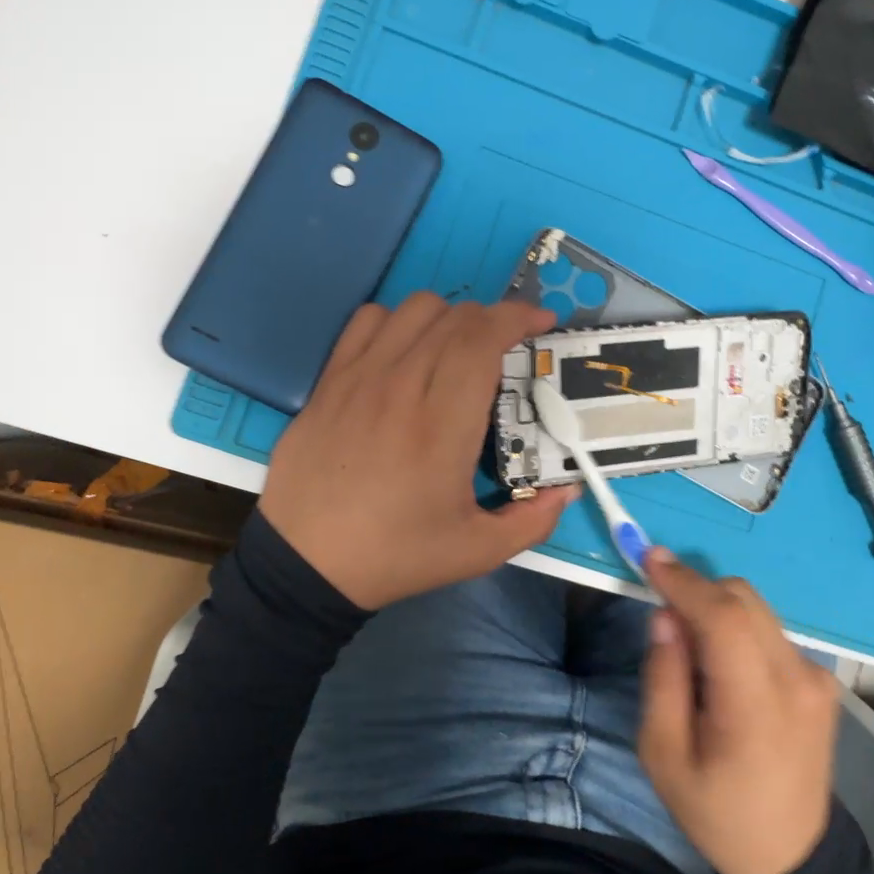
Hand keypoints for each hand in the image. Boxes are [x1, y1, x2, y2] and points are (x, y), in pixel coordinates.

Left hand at [258, 292, 579, 609]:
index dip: (518, 318)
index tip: (541, 323)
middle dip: (494, 319)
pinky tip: (405, 352)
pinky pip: (367, 321)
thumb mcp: (476, 552)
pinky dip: (397, 322)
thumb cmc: (396, 556)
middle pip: (455, 317)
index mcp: (442, 425)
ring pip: (413, 309)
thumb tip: (566, 490)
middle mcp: (401, 387)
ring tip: (458, 348)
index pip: (482, 339)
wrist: (307, 563)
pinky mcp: (329, 382)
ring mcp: (359, 379)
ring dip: (449, 317)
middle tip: (509, 346)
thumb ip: (532, 521)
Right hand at [637, 547, 839, 873]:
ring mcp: (816, 678)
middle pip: (743, 600)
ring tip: (692, 657)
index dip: (684, 582)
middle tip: (662, 619)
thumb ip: (663, 679)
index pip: (724, 617)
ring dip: (718, 613)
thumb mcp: (664, 755)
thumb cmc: (716, 812)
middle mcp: (796, 678)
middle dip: (697, 592)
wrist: (789, 855)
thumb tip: (664, 617)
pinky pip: (770, 634)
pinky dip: (739, 633)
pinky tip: (723, 672)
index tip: (649, 558)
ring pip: (758, 611)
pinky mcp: (821, 682)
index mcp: (755, 704)